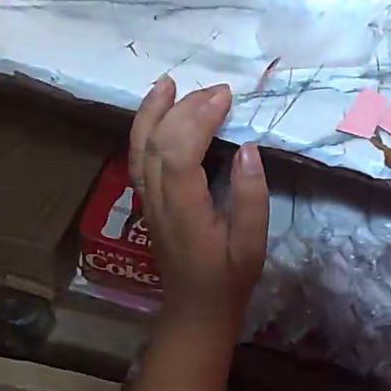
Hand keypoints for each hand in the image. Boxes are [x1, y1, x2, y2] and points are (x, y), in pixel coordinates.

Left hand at [129, 77, 268, 324]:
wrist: (195, 306)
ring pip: (140, 147)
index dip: (198, 120)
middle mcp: (158, 200)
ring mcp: (148, 199)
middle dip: (184, 109)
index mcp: (184, 211)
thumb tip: (249, 149)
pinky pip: (138, 157)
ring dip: (154, 112)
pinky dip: (144, 129)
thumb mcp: (252, 244)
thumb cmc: (229, 278)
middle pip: (158, 143)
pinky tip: (157, 111)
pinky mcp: (147, 198)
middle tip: (217, 91)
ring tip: (171, 84)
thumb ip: (251, 198)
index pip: (180, 154)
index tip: (226, 97)